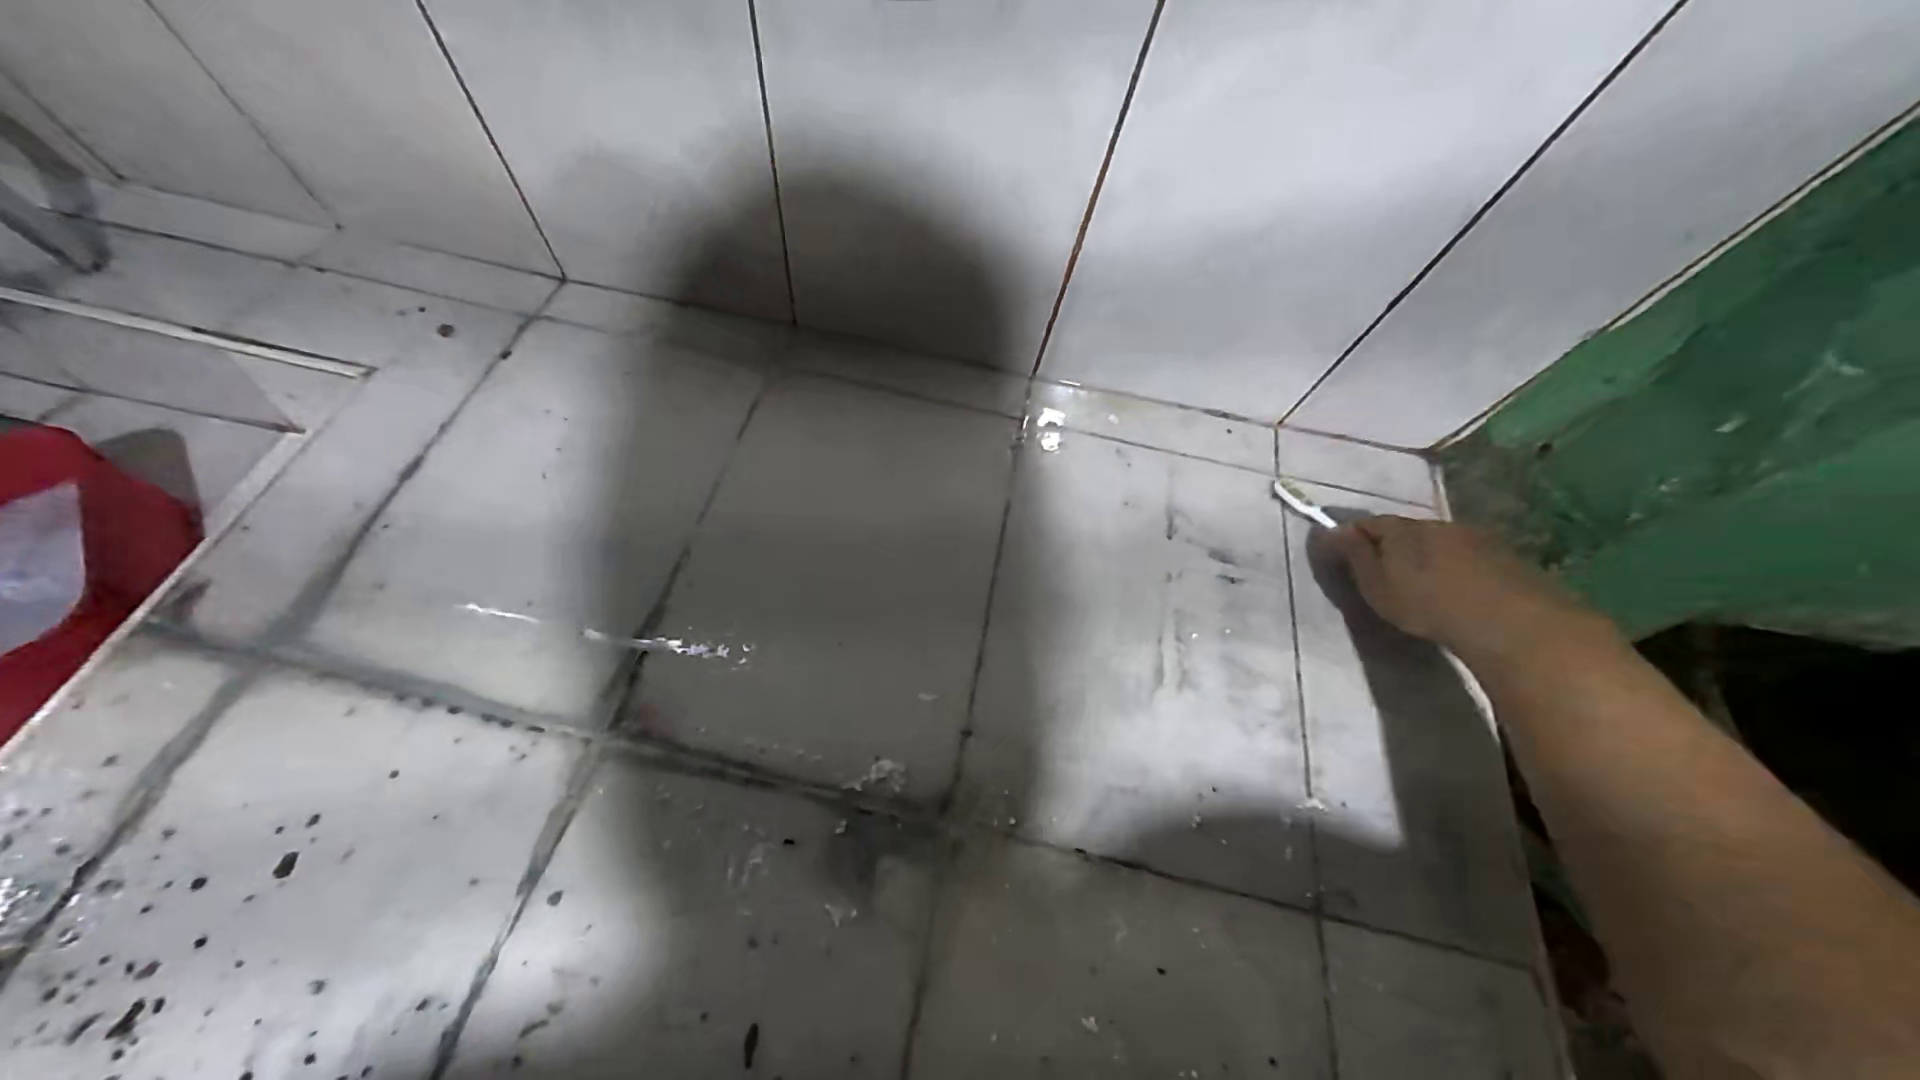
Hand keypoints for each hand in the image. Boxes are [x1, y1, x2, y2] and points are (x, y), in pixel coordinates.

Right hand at [1324, 516, 1608, 660]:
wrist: (1505, 619)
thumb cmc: (1425, 603)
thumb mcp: (1375, 585)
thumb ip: (1353, 555)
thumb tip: (1332, 529)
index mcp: (1399, 528)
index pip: (1367, 522)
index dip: (1353, 536)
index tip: (1344, 554)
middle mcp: (1435, 523)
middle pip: (1405, 529)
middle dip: (1391, 543)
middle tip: (1383, 570)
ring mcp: (1472, 536)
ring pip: (1437, 540)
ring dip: (1426, 554)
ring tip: (1421, 580)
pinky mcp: (1502, 555)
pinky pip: (1466, 554)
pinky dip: (1454, 564)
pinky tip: (1456, 585)